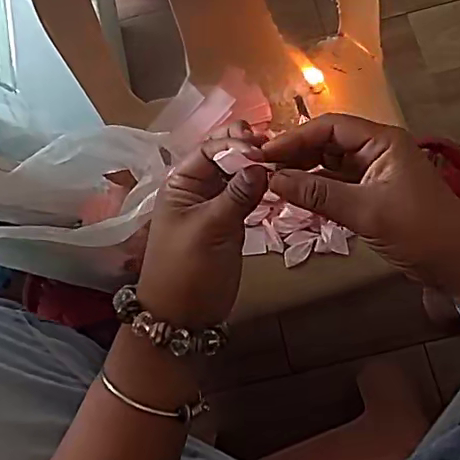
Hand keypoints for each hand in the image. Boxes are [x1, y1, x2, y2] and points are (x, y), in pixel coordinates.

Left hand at [134, 123, 269, 328]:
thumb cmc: (186, 269)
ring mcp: (214, 203)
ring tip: (279, 158)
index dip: (234, 145)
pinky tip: (277, 180)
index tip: (261, 150)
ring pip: (236, 174)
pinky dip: (259, 185)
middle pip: (222, 156)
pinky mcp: (229, 219)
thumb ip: (235, 196)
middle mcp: (196, 187)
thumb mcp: (209, 229)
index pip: (208, 150)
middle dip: (245, 147)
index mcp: (180, 183)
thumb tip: (261, 166)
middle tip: (272, 144)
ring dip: (254, 165)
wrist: (183, 316)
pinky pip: (245, 193)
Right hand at [257, 114, 459, 301]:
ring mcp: (375, 172)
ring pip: (329, 163)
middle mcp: (377, 149)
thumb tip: (273, 180)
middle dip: (295, 152)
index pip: (329, 127)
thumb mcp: (366, 212)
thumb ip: (317, 194)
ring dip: (303, 170)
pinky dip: (316, 188)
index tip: (264, 153)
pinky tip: (295, 195)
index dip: (294, 138)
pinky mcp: (374, 193)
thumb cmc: (421, 231)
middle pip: (327, 142)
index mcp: (382, 141)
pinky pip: (337, 183)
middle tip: (262, 167)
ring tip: (271, 180)